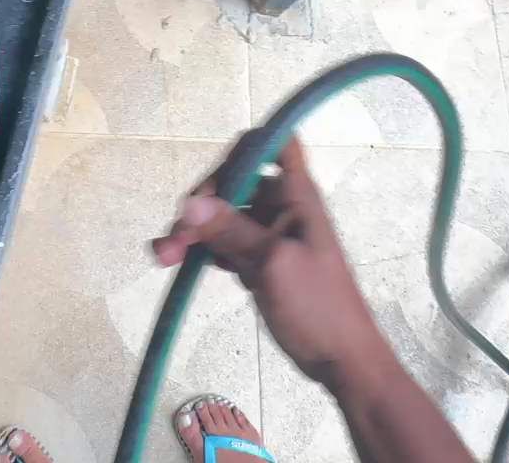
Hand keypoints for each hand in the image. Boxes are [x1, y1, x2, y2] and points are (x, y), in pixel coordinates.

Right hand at [151, 137, 393, 391]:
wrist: (344, 363)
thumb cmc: (318, 306)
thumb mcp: (272, 264)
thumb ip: (232, 230)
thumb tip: (190, 202)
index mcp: (296, 194)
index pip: (277, 144)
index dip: (248, 147)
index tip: (218, 174)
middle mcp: (281, 206)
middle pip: (234, 183)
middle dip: (200, 205)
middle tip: (174, 237)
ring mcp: (268, 233)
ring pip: (222, 216)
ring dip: (192, 230)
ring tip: (164, 256)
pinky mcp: (258, 259)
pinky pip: (224, 243)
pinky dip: (201, 250)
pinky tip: (178, 264)